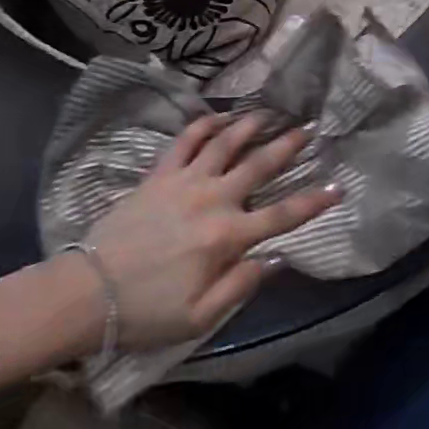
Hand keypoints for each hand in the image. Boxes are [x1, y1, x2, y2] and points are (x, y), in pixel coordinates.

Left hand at [85, 113, 339, 349]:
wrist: (90, 289)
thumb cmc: (148, 310)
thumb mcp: (201, 317)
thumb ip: (242, 285)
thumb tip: (276, 258)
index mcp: (226, 238)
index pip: (281, 217)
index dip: (313, 201)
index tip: (337, 186)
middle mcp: (211, 200)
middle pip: (257, 166)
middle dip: (286, 146)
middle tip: (307, 128)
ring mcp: (183, 181)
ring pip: (223, 143)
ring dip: (248, 125)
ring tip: (269, 112)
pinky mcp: (158, 174)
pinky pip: (185, 141)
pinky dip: (203, 125)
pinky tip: (218, 116)